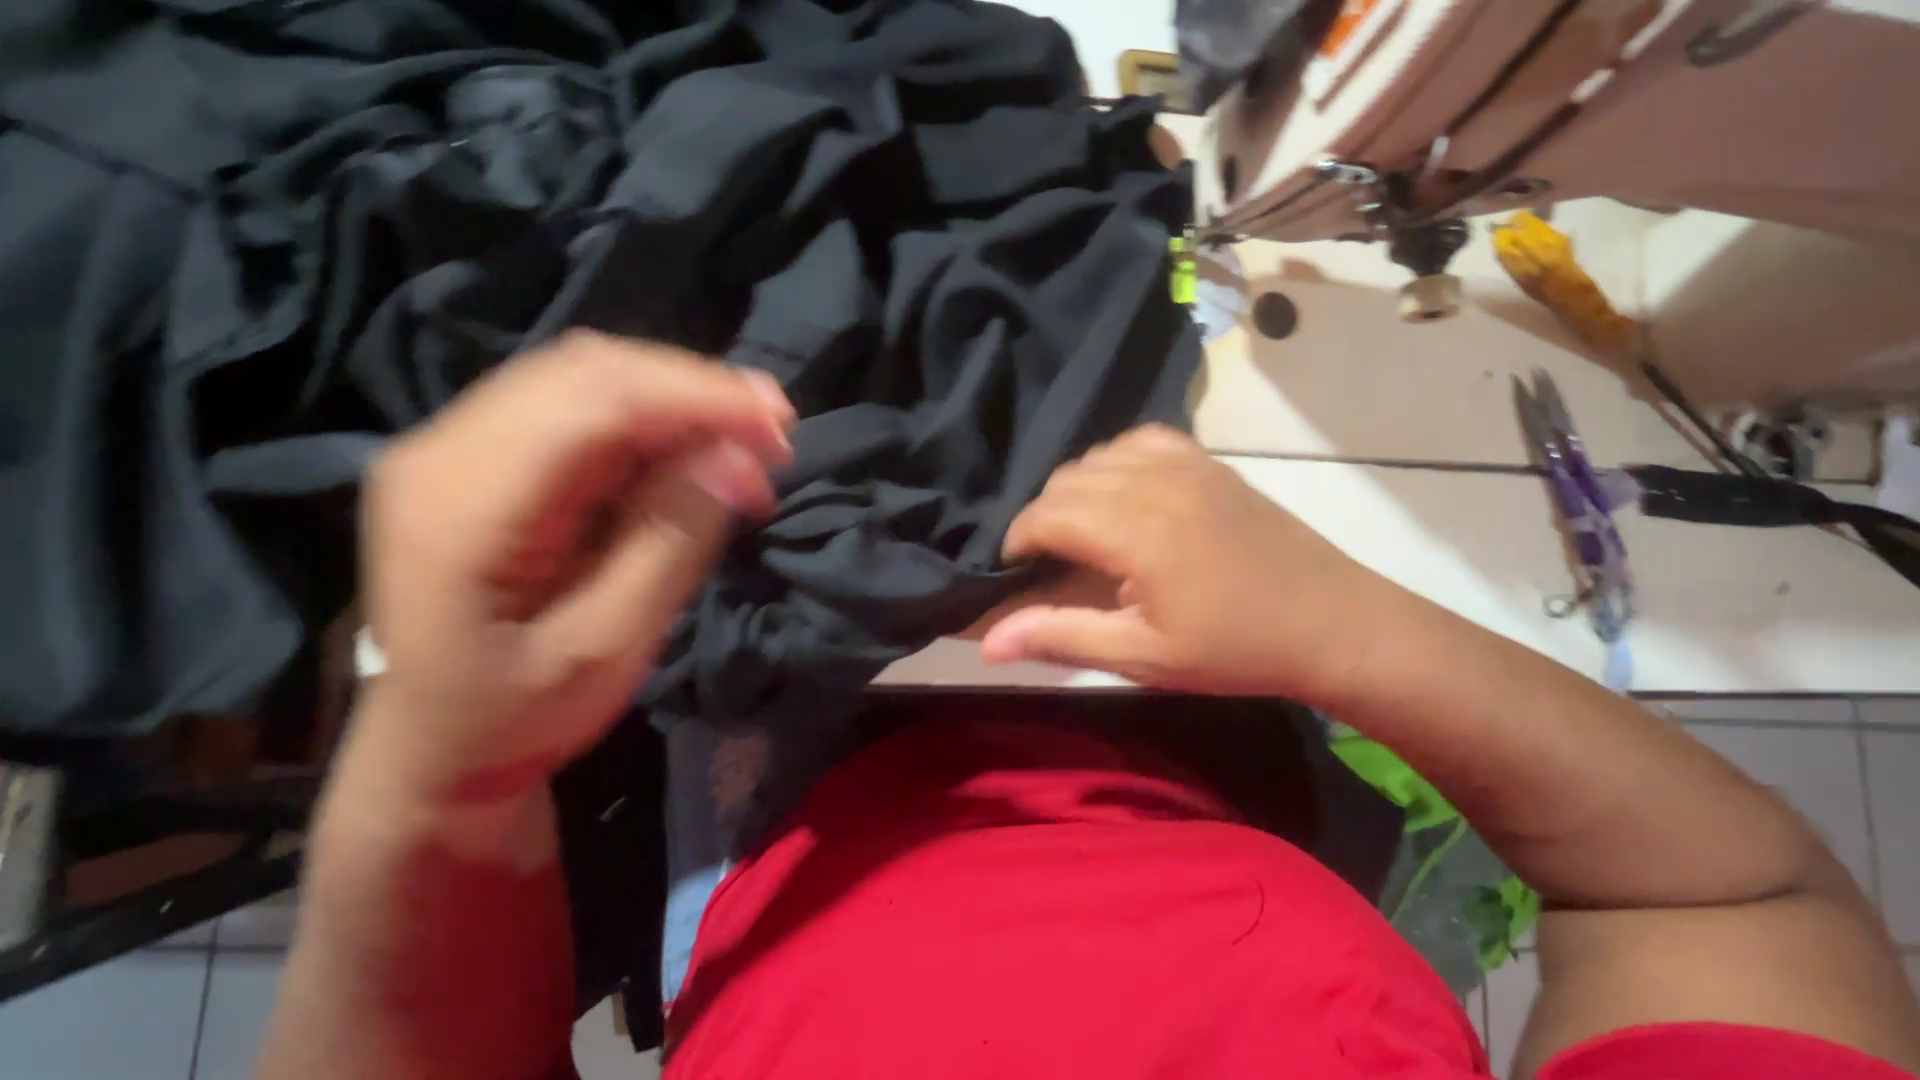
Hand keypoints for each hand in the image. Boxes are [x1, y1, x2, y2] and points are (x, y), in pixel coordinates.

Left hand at [355, 332, 794, 805]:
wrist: (434, 749)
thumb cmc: (517, 718)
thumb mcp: (607, 648)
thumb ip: (669, 543)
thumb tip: (735, 456)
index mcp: (460, 504)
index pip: (590, 401)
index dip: (695, 396)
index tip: (778, 424)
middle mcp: (440, 450)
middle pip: (585, 372)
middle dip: (692, 389)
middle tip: (775, 431)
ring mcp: (451, 445)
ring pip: (582, 378)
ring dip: (673, 398)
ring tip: (744, 440)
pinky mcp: (475, 455)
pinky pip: (572, 406)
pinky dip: (645, 418)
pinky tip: (690, 447)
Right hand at [978, 425, 1410, 705]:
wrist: (1333, 623)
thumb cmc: (1235, 649)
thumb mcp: (1144, 656)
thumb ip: (1061, 637)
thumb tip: (986, 642)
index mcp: (1138, 530)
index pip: (1046, 513)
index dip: (1017, 542)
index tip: (1016, 574)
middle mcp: (1156, 481)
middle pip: (1065, 480)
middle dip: (1043, 518)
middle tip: (1051, 565)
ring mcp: (1187, 463)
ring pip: (1098, 456)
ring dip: (1077, 490)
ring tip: (1086, 535)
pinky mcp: (1209, 461)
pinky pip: (1141, 439)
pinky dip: (1116, 462)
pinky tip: (1126, 497)